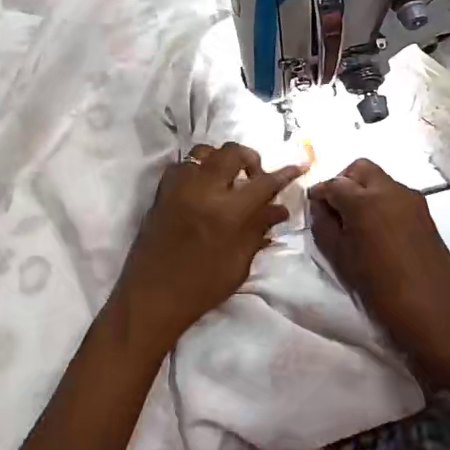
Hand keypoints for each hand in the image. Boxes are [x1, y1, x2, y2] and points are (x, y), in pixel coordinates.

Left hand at [116, 142, 303, 347]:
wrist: (151, 297)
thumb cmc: (201, 287)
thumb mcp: (239, 264)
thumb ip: (258, 229)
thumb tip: (279, 209)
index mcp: (228, 212)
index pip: (264, 182)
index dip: (285, 173)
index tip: (298, 166)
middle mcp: (203, 189)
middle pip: (232, 153)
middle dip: (250, 159)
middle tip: (256, 178)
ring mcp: (179, 187)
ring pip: (205, 152)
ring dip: (222, 160)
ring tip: (228, 179)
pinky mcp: (161, 191)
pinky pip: (182, 165)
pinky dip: (197, 168)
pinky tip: (202, 186)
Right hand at [309, 159, 449, 368]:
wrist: (434, 309)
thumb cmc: (379, 287)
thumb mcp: (340, 258)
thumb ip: (325, 226)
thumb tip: (321, 207)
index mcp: (364, 200)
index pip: (333, 183)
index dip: (320, 194)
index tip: (314, 208)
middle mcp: (389, 190)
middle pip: (360, 169)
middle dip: (344, 182)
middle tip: (336, 210)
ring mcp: (411, 199)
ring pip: (380, 180)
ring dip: (364, 191)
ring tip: (357, 223)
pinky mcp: (424, 212)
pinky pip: (395, 196)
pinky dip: (381, 203)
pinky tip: (377, 231)